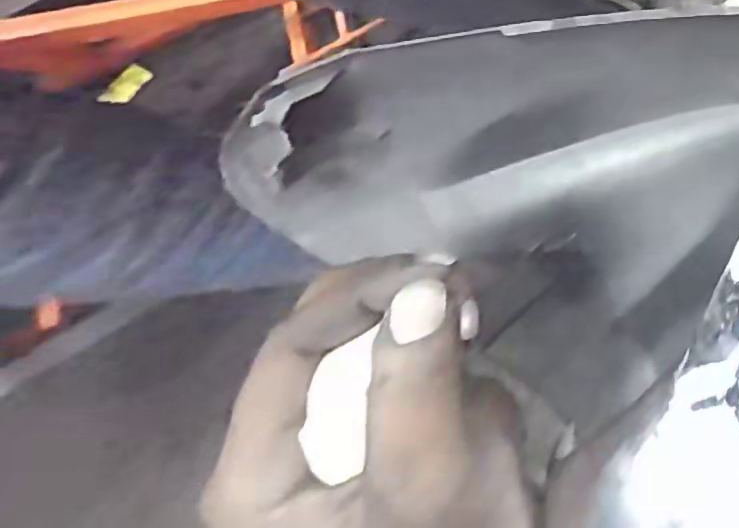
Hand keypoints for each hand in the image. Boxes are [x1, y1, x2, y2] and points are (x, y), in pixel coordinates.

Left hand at [202, 260, 533, 527]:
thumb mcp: (430, 475)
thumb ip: (415, 389)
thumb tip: (425, 286)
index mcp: (255, 471)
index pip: (288, 348)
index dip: (362, 296)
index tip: (442, 275)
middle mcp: (285, 439)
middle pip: (315, 329)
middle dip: (388, 289)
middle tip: (457, 281)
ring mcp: (341, 420)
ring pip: (358, 326)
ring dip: (414, 296)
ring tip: (471, 297)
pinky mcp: (392, 407)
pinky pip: (398, 341)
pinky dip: (433, 313)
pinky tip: (469, 320)